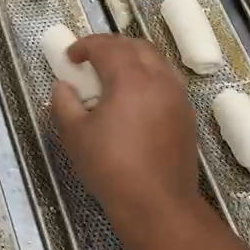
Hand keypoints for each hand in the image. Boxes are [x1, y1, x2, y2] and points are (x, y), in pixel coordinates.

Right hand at [51, 33, 201, 234]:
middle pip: (137, 46)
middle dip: (111, 46)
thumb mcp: (74, 134)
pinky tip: (132, 99)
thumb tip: (64, 87)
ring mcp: (178, 98)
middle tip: (90, 60)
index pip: (107, 47)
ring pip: (156, 62)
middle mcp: (160, 80)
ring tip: (111, 76)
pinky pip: (166, 82)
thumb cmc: (110, 167)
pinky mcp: (186, 116)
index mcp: (131, 79)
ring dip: (132, 60)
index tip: (69, 56)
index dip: (85, 46)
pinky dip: (146, 78)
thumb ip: (64, 103)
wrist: (156, 203)